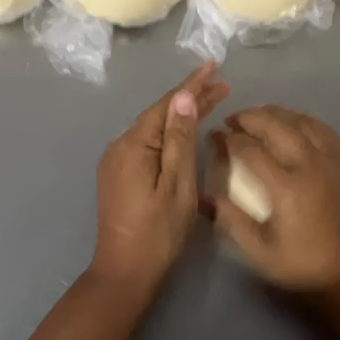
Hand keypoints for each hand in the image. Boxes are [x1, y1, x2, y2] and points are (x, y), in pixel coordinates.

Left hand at [91, 63, 229, 288]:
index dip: (192, 85)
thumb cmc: (158, 231)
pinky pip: (148, 142)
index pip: (167, 105)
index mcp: (134, 144)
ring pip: (154, 128)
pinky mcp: (119, 175)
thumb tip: (182, 97)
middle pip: (160, 114)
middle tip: (223, 85)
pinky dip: (170, 132)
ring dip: (181, 115)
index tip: (214, 66)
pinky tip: (185, 131)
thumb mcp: (177, 184)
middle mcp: (120, 145)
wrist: (124, 274)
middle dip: (191, 99)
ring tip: (211, 101)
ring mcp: (117, 161)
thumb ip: (180, 139)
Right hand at [208, 106, 339, 293]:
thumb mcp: (260, 252)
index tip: (214, 137)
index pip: (250, 149)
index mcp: (286, 186)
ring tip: (257, 117)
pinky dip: (302, 120)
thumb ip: (232, 220)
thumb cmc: (304, 265)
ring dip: (276, 113)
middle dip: (250, 117)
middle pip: (276, 125)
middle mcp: (309, 164)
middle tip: (232, 120)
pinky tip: (292, 124)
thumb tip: (206, 196)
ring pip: (300, 120)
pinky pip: (322, 128)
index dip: (228, 140)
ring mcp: (331, 159)